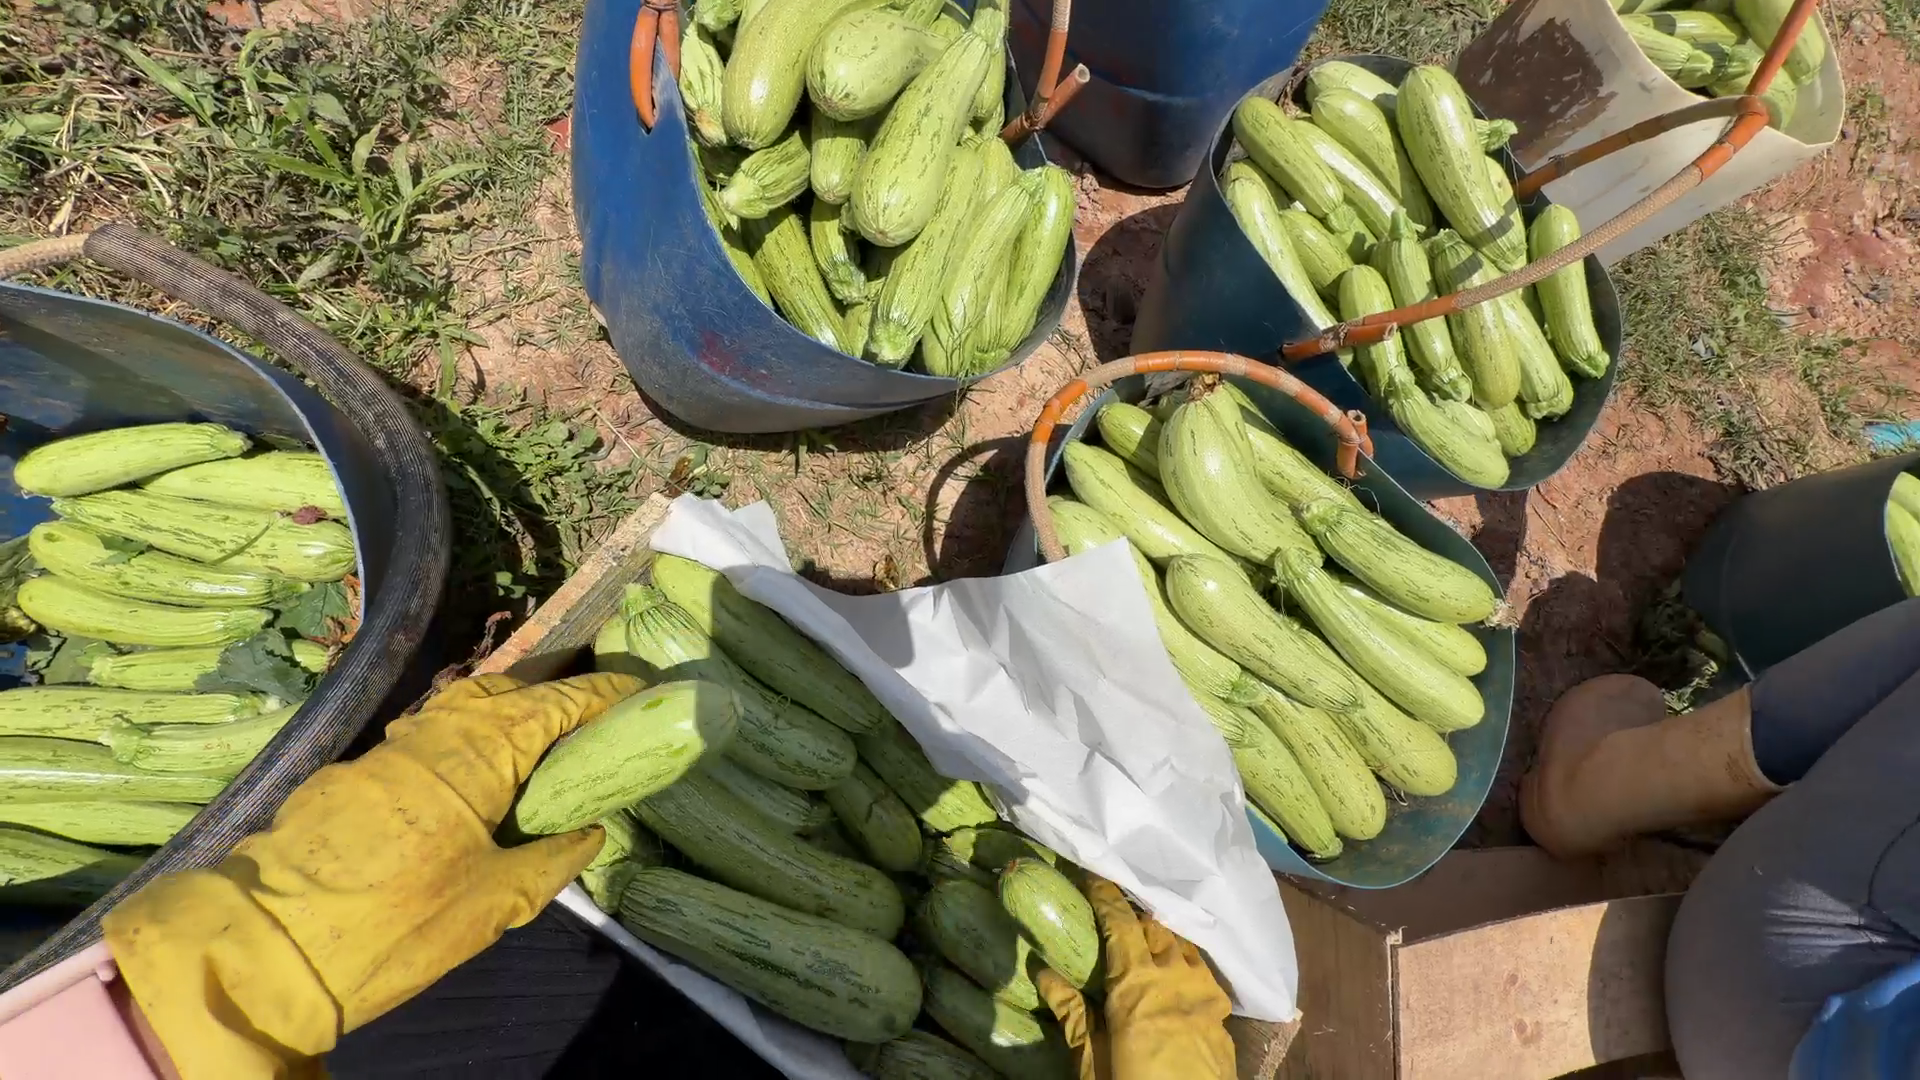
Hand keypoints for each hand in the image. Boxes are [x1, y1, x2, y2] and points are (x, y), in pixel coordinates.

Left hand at [102, 672, 644, 1079]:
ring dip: (508, 705)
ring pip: (462, 702)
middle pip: (511, 687)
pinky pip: (428, 731)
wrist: (255, 957)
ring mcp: (391, 747)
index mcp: (483, 751)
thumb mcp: (496, 901)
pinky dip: (466, 731)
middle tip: (591, 713)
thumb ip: (554, 858)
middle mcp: (439, 732)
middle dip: (556, 691)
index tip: (639, 688)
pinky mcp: (356, 773)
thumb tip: (589, 833)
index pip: (560, 701)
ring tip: (535, 734)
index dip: (604, 690)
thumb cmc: (396, 925)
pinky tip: (470, 769)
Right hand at [1036, 876, 1235, 1079]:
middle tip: (1116, 911)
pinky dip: (1186, 961)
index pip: (1120, 922)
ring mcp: (1205, 996)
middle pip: (1155, 926)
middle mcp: (1174, 978)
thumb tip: (1043, 970)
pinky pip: (1203, 972)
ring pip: (1183, 944)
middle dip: (1135, 913)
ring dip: (1164, 934)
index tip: (1093, 876)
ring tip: (1147, 936)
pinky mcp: (1223, 1018)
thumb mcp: (1093, 1063)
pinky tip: (1178, 972)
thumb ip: (1073, 1013)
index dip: (1106, 895)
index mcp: (1136, 985)